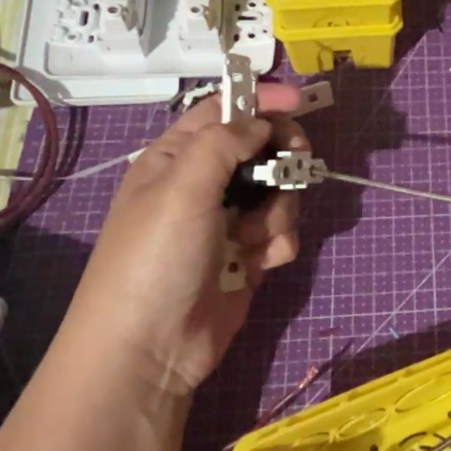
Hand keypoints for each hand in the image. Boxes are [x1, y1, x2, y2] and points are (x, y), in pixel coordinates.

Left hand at [69, 82, 307, 395]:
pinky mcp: (247, 257)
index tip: (300, 102)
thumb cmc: (156, 259)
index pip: (223, 111)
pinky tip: (261, 264)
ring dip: (279, 210)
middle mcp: (203, 185)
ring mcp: (226, 222)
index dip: (260, 101)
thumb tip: (260, 121)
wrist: (149, 349)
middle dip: (280, 160)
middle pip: (260, 149)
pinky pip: (281, 233)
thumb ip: (224, 142)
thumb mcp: (182, 188)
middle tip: (293, 169)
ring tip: (256, 239)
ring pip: (278, 193)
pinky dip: (277, 244)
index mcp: (176, 158)